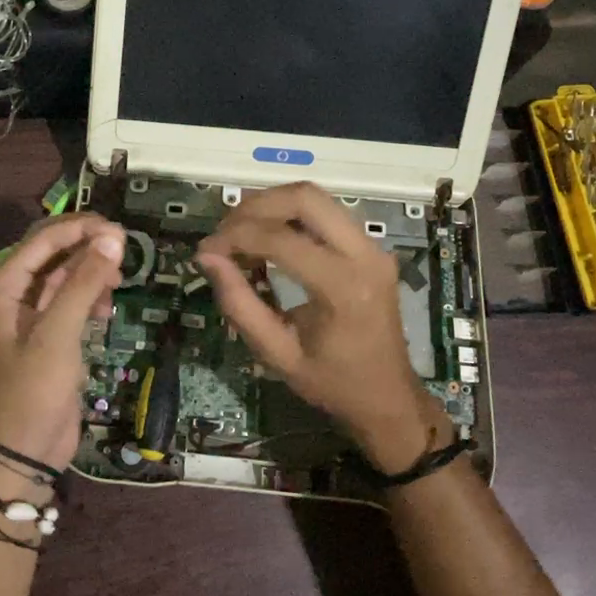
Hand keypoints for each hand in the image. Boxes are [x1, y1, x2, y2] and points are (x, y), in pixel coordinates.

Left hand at [0, 214, 123, 470]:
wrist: (24, 452)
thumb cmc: (33, 389)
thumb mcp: (58, 333)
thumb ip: (83, 282)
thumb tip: (113, 238)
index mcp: (3, 286)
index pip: (42, 240)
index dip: (80, 229)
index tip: (119, 230)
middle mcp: (13, 293)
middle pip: (52, 252)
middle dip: (87, 246)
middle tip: (124, 246)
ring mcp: (31, 315)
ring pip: (64, 275)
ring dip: (91, 271)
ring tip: (119, 279)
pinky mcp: (49, 335)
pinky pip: (70, 301)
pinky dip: (90, 297)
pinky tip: (108, 308)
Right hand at [198, 183, 447, 472]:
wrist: (389, 397)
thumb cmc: (333, 383)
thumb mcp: (277, 354)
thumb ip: (240, 304)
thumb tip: (207, 258)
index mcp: (343, 288)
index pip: (280, 240)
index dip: (235, 237)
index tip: (206, 251)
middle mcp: (364, 255)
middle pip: (304, 198)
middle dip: (255, 207)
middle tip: (225, 232)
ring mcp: (372, 246)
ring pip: (315, 197)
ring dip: (272, 206)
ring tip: (241, 233)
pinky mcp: (371, 246)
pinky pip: (326, 212)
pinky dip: (290, 215)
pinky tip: (268, 239)